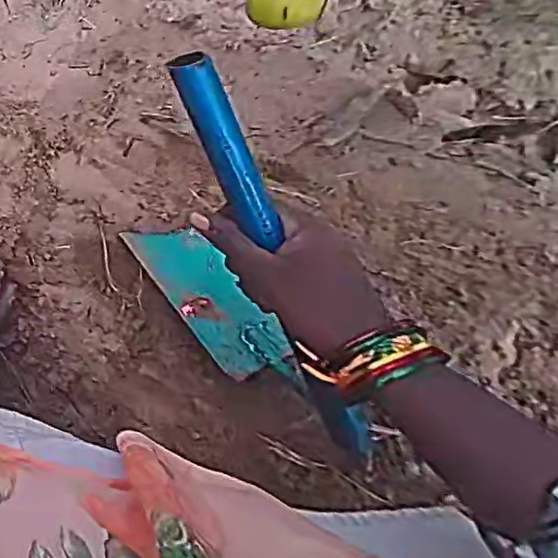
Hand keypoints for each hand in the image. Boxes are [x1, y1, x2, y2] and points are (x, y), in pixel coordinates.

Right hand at [191, 206, 392, 355]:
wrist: (360, 351)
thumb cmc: (306, 304)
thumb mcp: (258, 270)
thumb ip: (227, 239)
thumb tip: (197, 215)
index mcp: (307, 227)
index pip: (258, 206)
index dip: (233, 220)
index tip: (222, 242)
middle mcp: (322, 237)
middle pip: (266, 231)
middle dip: (247, 252)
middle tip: (244, 273)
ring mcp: (331, 260)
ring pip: (276, 254)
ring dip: (259, 271)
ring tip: (262, 293)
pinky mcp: (332, 280)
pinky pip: (292, 270)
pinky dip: (277, 282)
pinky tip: (276, 302)